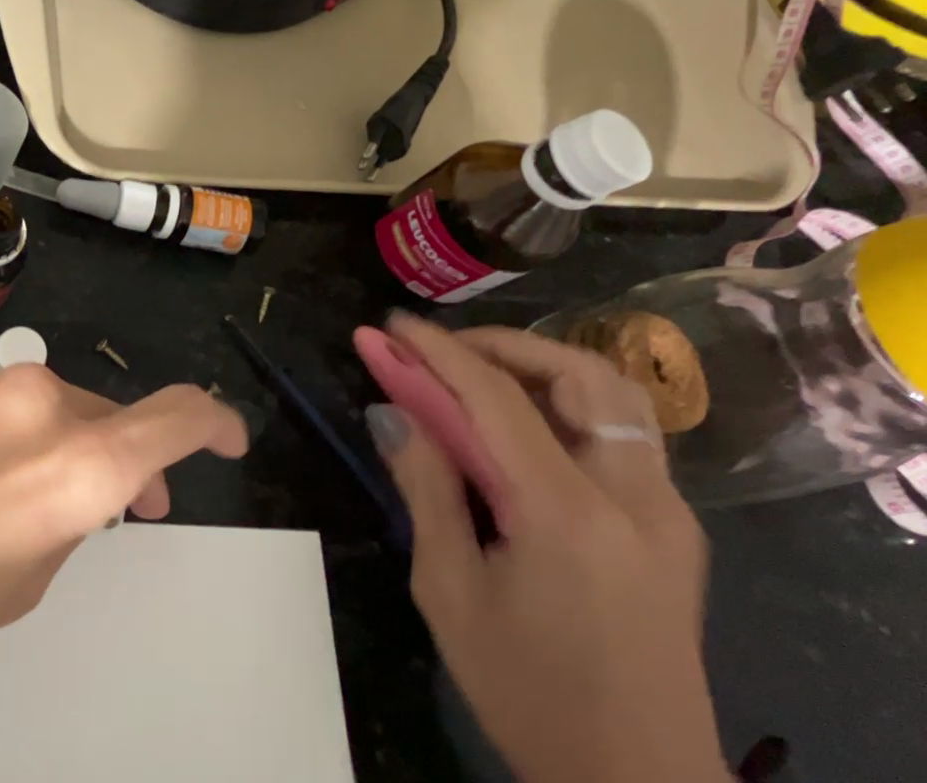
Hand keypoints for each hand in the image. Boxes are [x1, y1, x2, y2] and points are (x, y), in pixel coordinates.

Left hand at [0, 368, 244, 782]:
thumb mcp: (23, 581)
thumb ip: (67, 519)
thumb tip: (77, 493)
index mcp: (77, 461)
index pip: (174, 414)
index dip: (214, 423)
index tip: (228, 440)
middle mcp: (40, 406)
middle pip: (114, 413)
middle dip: (135, 456)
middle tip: (138, 507)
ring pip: (65, 409)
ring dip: (82, 445)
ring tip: (69, 504)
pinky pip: (19, 411)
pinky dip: (38, 439)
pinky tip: (9, 484)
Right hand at [361, 316, 723, 782]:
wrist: (633, 777)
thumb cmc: (523, 688)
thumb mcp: (448, 589)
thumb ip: (426, 489)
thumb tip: (391, 412)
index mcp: (570, 513)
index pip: (497, 398)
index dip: (437, 352)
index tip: (390, 326)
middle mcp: (636, 495)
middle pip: (583, 375)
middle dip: (505, 345)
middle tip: (440, 351)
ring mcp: (668, 510)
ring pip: (615, 400)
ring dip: (541, 371)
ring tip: (473, 381)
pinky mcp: (674, 529)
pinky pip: (620, 439)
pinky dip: (563, 411)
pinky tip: (516, 436)